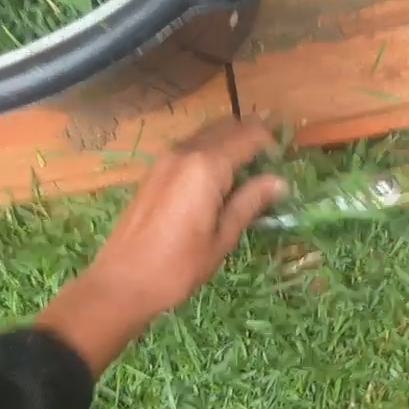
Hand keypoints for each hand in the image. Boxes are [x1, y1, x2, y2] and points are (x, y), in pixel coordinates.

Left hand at [36, 120, 286, 371]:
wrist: (122, 282)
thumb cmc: (178, 266)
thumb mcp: (223, 238)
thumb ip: (250, 202)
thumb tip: (279, 181)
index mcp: (206, 166)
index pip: (249, 136)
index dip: (272, 144)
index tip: (285, 164)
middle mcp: (185, 151)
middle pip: (227, 127)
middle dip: (252, 138)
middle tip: (270, 166)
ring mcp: (165, 158)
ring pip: (207, 134)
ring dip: (230, 144)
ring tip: (248, 174)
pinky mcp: (154, 170)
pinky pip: (190, 148)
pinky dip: (210, 153)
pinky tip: (218, 182)